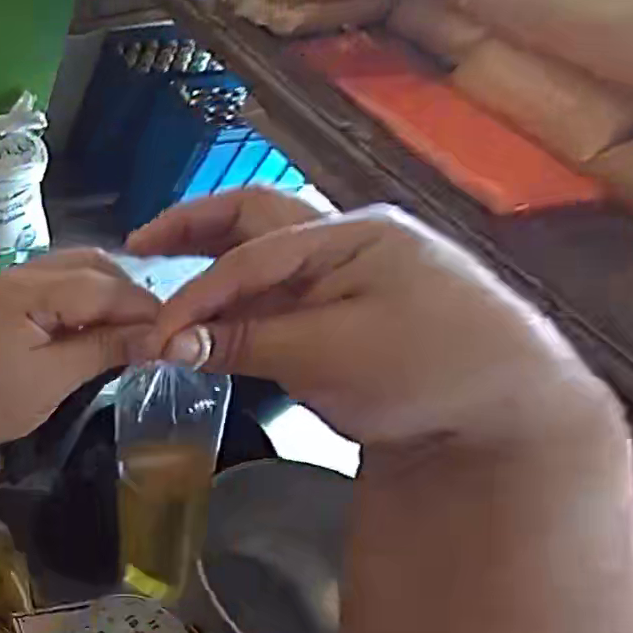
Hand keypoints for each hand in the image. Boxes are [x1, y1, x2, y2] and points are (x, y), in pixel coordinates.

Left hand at [0, 250, 160, 452]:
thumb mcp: (54, 379)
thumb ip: (103, 349)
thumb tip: (154, 336)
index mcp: (25, 291)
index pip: (98, 286)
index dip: (138, 306)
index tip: (171, 327)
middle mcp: (17, 275)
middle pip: (88, 266)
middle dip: (125, 293)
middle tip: (152, 326)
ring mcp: (9, 284)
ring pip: (73, 271)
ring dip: (105, 293)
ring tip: (129, 327)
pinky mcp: (6, 300)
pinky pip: (55, 286)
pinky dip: (82, 301)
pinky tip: (96, 325)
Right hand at [129, 189, 614, 447]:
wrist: (494, 412)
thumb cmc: (426, 369)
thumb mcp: (329, 355)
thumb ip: (244, 343)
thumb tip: (169, 345)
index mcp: (347, 235)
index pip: (247, 257)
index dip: (194, 296)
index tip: (154, 337)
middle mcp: (337, 243)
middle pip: (252, 220)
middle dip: (192, 228)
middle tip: (139, 245)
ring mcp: (334, 278)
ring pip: (256, 257)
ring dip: (206, 262)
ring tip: (158, 271)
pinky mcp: (328, 316)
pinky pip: (265, 299)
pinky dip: (226, 305)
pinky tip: (200, 319)